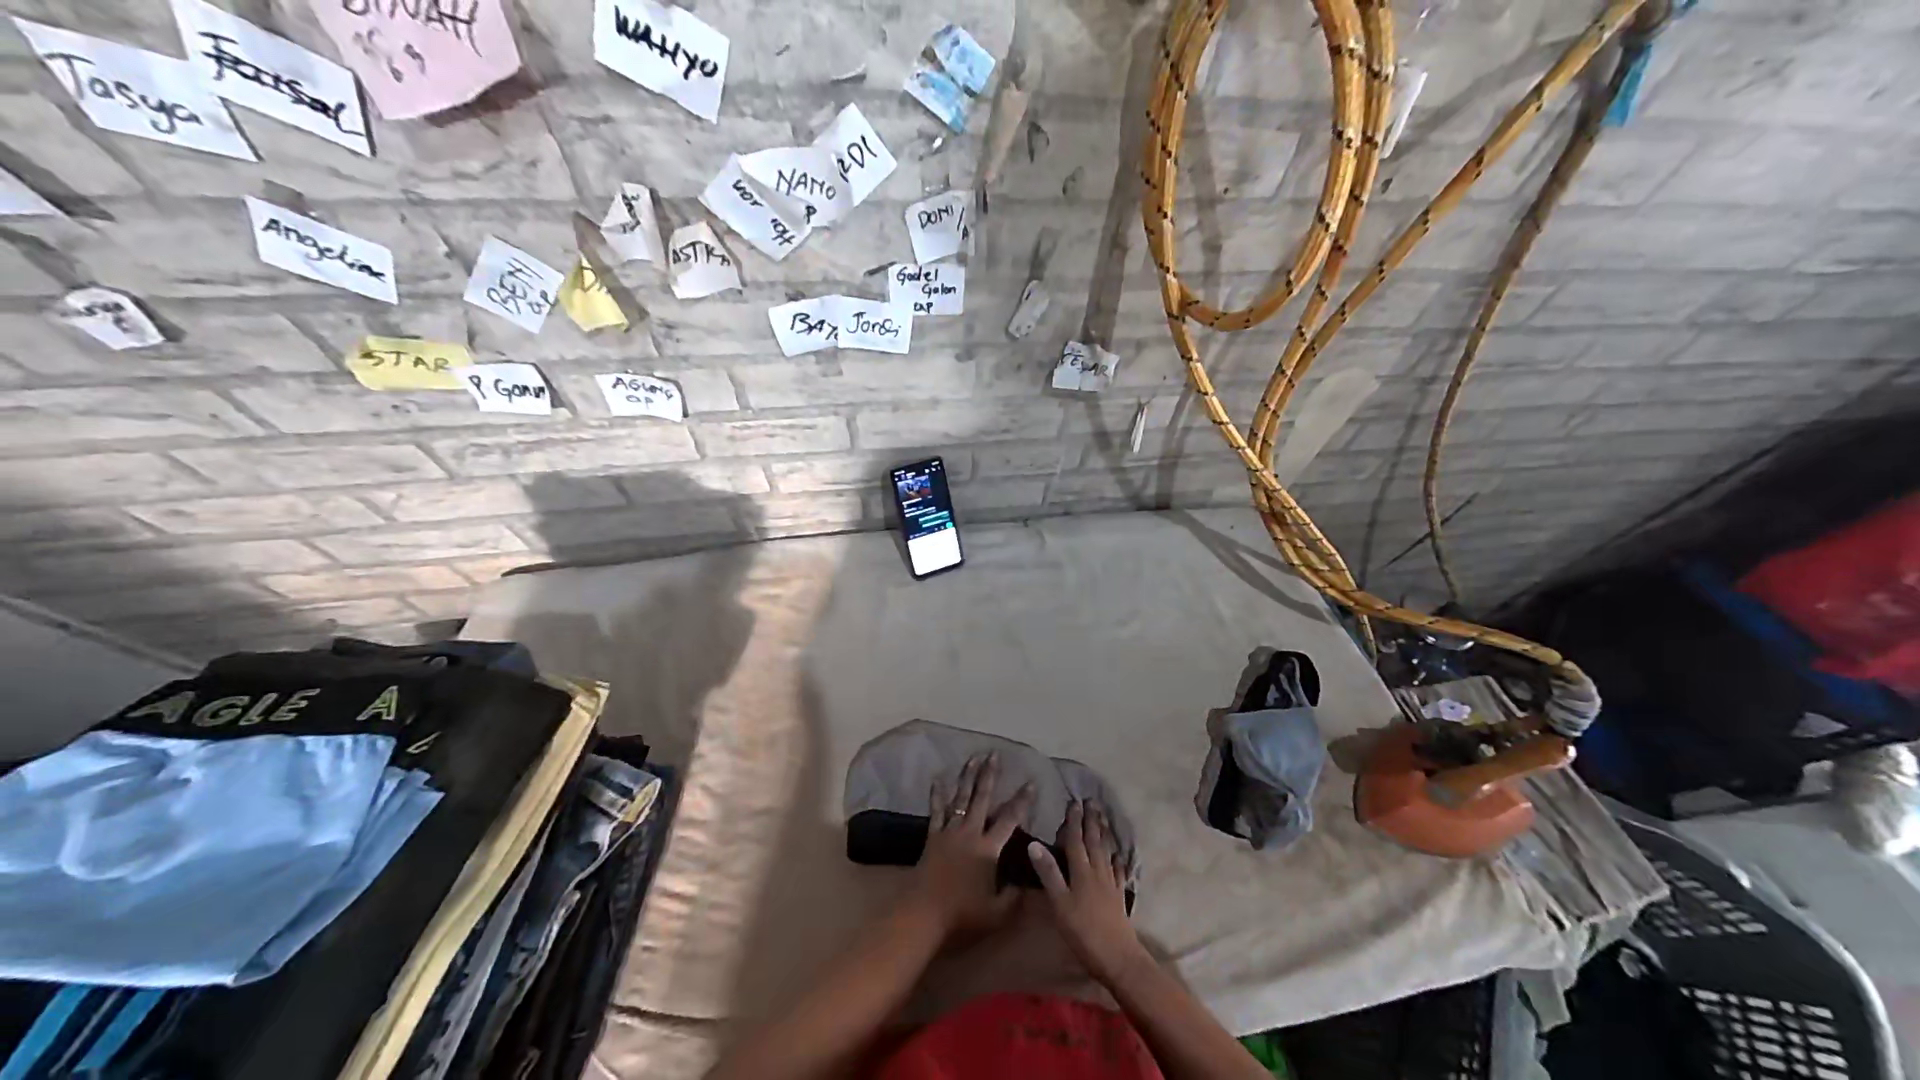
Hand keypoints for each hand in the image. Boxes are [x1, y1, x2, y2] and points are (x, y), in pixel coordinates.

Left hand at [905, 752, 1034, 940]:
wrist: (924, 913)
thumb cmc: (962, 914)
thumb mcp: (998, 912)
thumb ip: (1014, 896)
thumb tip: (1027, 882)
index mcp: (989, 849)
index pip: (1010, 819)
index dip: (1022, 801)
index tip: (1031, 783)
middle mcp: (970, 833)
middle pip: (982, 798)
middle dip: (990, 775)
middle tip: (995, 755)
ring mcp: (949, 832)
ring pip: (960, 798)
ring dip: (967, 777)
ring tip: (973, 758)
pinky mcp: (933, 836)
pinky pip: (936, 811)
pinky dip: (938, 794)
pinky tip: (938, 780)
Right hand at [1028, 799, 1149, 983]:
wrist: (1118, 958)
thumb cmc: (1083, 931)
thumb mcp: (1059, 903)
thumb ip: (1048, 873)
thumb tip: (1034, 843)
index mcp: (1081, 872)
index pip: (1075, 841)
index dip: (1074, 822)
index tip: (1074, 803)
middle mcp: (1097, 872)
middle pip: (1094, 842)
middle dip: (1091, 822)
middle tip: (1092, 802)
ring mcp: (1110, 884)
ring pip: (1106, 852)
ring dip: (1104, 834)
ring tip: (1103, 819)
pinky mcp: (1119, 897)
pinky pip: (1118, 871)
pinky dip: (1117, 860)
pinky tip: (1118, 856)